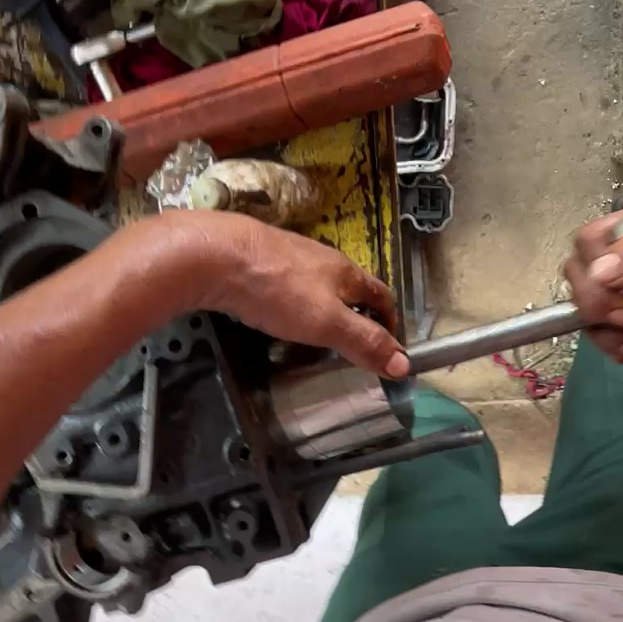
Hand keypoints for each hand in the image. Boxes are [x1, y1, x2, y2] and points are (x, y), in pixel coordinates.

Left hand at [162, 210, 408, 376]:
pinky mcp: (261, 259)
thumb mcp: (328, 323)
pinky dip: (296, 302)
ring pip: (319, 284)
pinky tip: (280, 314)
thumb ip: (364, 343)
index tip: (390, 345)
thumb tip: (405, 365)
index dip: (390, 320)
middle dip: (358, 314)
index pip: (382, 295)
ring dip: (326, 307)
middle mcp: (323, 259)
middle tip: (354, 344)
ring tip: (319, 334)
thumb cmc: (279, 291)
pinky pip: (289, 283)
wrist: (217, 256)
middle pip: (352, 288)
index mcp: (347, 273)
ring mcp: (291, 256)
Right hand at [562, 199, 622, 371]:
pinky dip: (614, 345)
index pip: (588, 240)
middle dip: (602, 303)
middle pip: (577, 273)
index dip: (603, 269)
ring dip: (608, 330)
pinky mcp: (621, 318)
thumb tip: (597, 273)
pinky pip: (594, 331)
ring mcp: (621, 286)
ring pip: (582, 306)